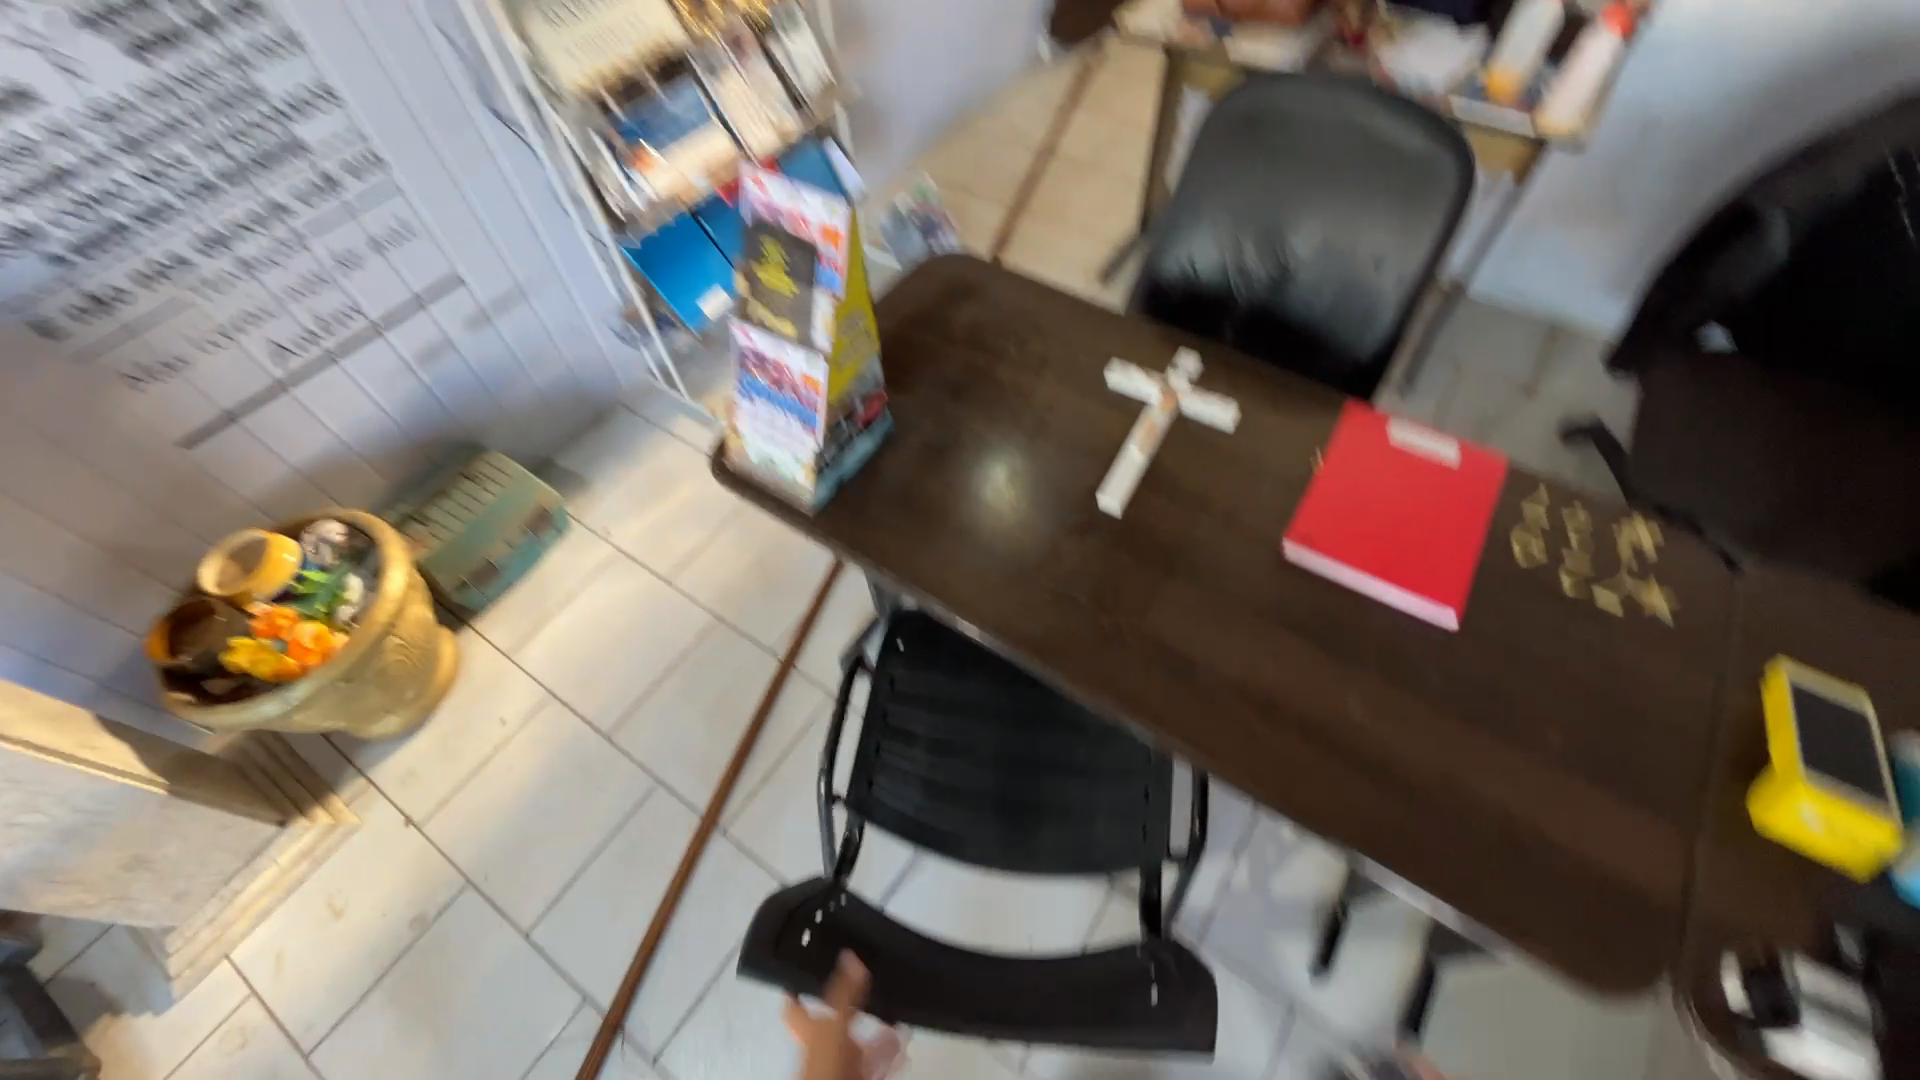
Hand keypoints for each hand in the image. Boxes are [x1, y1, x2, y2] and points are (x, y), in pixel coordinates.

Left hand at [784, 952, 902, 1079]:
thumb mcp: (834, 1022)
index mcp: (809, 1031)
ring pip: (863, 1043)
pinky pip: (878, 1063)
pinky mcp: (858, 1075)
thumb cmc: (823, 1065)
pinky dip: (892, 1053)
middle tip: (874, 988)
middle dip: (859, 1008)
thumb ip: (844, 991)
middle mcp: (823, 1046)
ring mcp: (841, 1063)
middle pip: (838, 1021)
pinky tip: (904, 1044)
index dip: (799, 987)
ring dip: (881, 1032)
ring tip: (898, 1020)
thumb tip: (851, 955)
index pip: (798, 1005)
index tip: (806, 967)